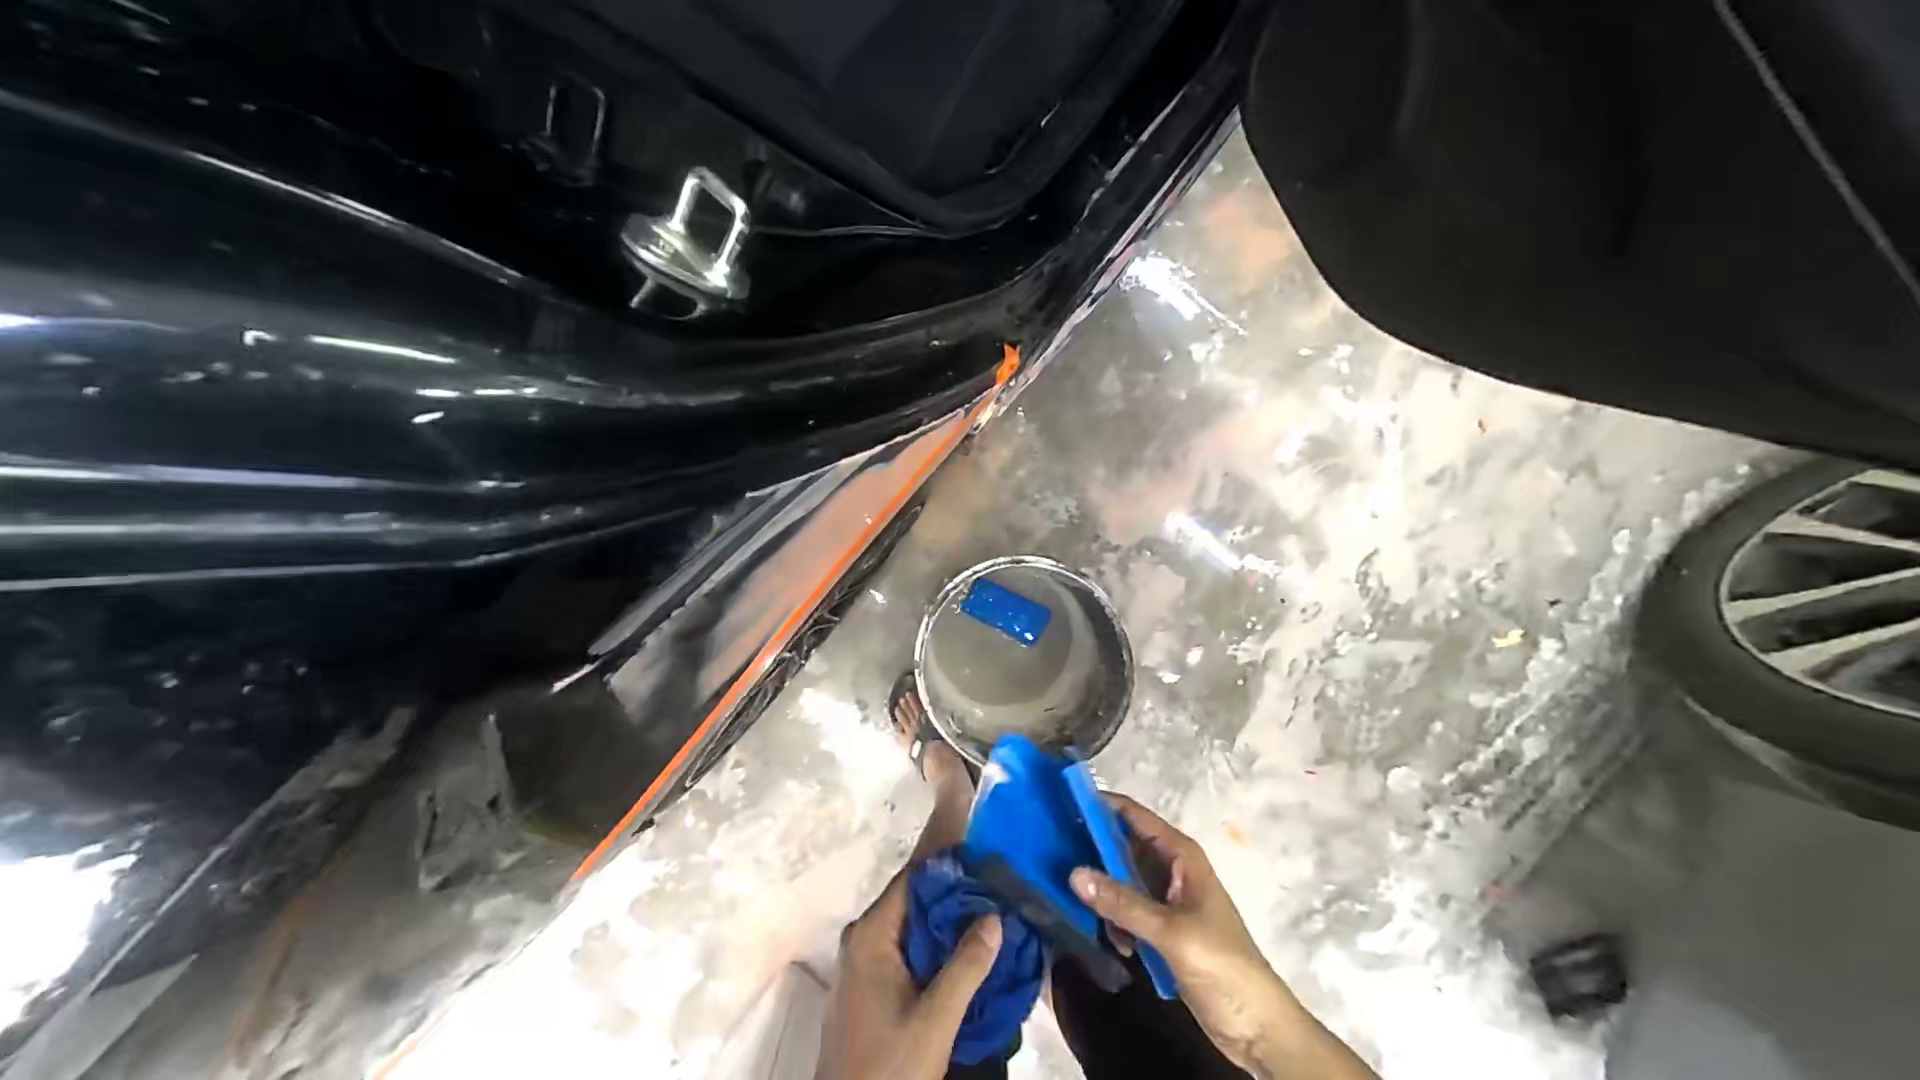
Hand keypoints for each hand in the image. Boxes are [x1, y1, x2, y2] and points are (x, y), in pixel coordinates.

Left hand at [815, 871, 1003, 1079]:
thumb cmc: (889, 1069)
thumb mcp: (935, 1021)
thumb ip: (966, 967)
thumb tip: (995, 917)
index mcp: (871, 934)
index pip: (912, 877)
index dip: (947, 860)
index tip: (982, 847)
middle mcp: (863, 938)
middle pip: (913, 898)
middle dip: (953, 887)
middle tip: (996, 878)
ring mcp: (864, 962)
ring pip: (912, 924)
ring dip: (947, 916)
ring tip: (990, 906)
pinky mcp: (870, 985)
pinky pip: (906, 945)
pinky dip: (935, 939)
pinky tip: (965, 945)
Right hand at [1070, 795, 1377, 1079]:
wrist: (1258, 1027)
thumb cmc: (1222, 966)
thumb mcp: (1170, 932)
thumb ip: (1122, 902)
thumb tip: (1074, 873)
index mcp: (1181, 855)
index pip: (1134, 815)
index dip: (1101, 805)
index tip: (1062, 802)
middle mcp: (1171, 869)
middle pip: (1123, 846)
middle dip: (1093, 850)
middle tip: (1055, 855)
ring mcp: (1166, 900)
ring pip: (1121, 879)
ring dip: (1104, 893)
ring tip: (1087, 911)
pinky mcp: (1162, 929)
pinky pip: (1127, 910)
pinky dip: (1116, 921)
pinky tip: (1117, 944)